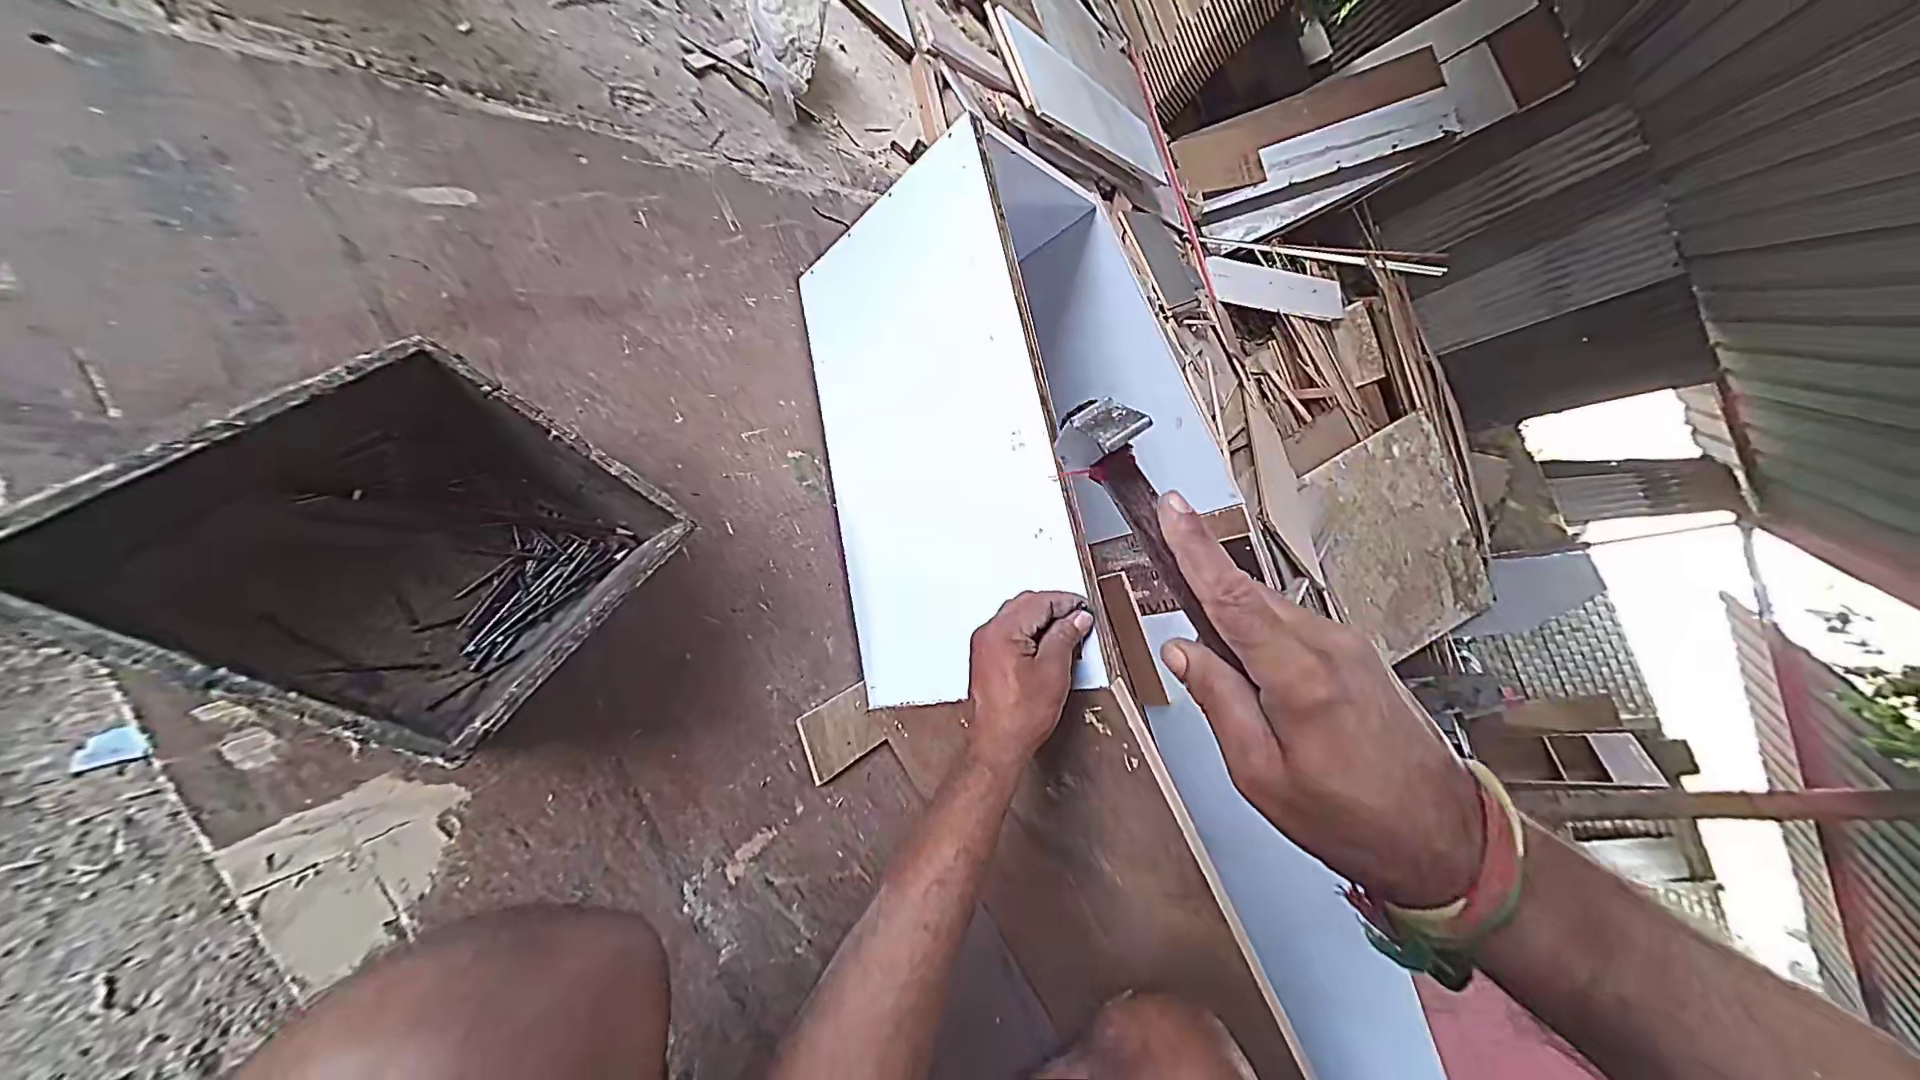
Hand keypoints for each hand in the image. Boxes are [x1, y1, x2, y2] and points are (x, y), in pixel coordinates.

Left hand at [966, 591, 1094, 773]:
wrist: (999, 744)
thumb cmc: (1020, 717)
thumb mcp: (1053, 671)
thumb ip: (1065, 636)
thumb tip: (1077, 618)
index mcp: (1002, 632)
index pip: (1038, 601)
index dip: (1066, 602)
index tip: (1084, 609)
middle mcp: (988, 634)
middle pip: (1025, 604)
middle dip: (1054, 606)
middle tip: (1079, 617)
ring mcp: (984, 645)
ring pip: (1017, 616)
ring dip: (1042, 618)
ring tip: (1067, 631)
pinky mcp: (986, 657)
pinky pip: (1010, 631)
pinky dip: (1030, 631)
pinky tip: (1047, 644)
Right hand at [1155, 492, 1483, 908]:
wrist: (1444, 836)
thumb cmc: (1351, 817)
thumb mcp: (1260, 773)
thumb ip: (1218, 701)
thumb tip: (1182, 651)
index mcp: (1300, 679)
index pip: (1231, 598)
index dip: (1195, 549)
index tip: (1173, 509)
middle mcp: (1329, 648)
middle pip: (1246, 592)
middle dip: (1203, 563)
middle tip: (1168, 533)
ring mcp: (1348, 646)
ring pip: (1268, 606)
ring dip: (1228, 601)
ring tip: (1198, 613)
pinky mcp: (1356, 654)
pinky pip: (1291, 622)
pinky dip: (1256, 621)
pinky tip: (1244, 643)